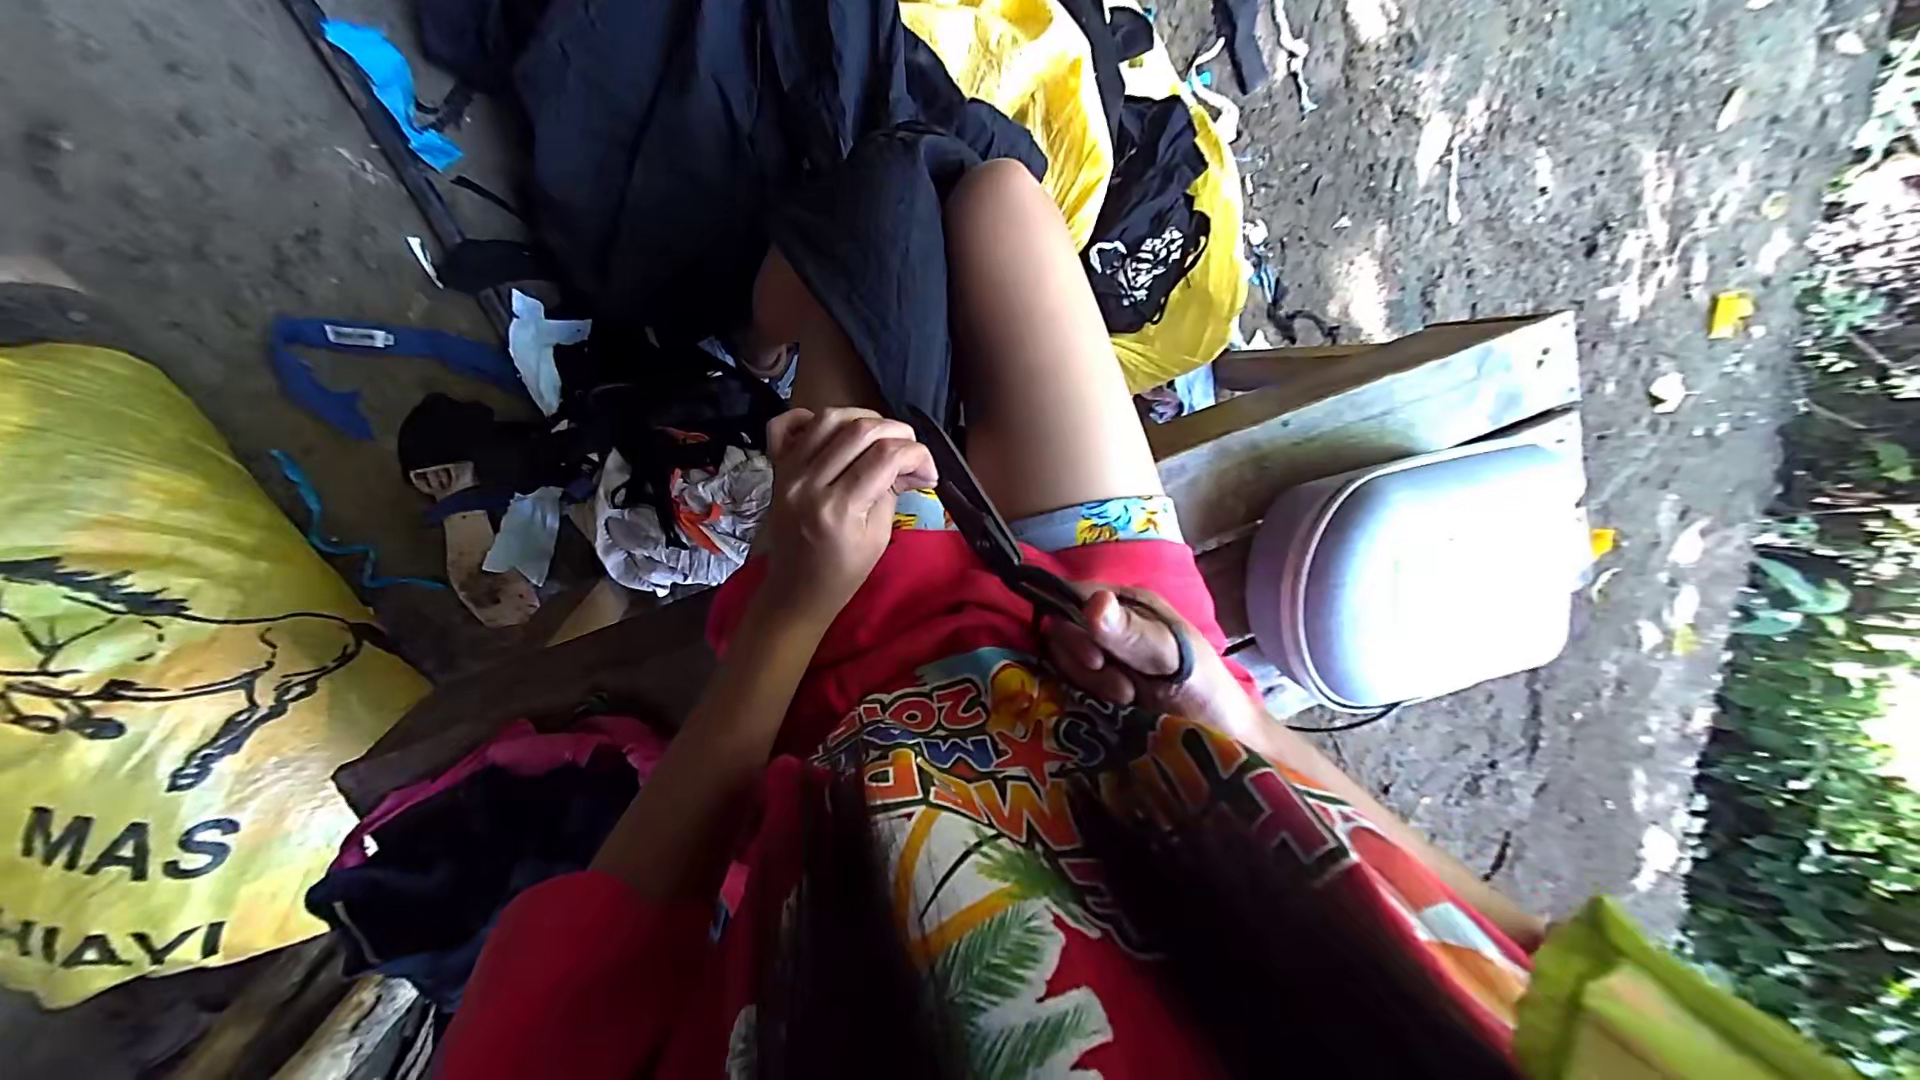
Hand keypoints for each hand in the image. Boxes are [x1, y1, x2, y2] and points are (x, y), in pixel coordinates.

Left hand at [762, 407, 935, 619]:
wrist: (796, 591)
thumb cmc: (843, 573)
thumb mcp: (879, 537)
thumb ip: (892, 491)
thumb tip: (913, 463)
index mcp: (838, 509)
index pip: (886, 456)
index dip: (917, 454)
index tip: (928, 472)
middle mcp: (809, 483)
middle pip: (861, 429)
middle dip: (898, 433)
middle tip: (910, 454)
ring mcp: (788, 472)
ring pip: (829, 417)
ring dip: (864, 418)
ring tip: (881, 438)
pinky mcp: (776, 467)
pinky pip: (786, 423)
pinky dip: (811, 418)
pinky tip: (833, 432)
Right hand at [1042, 585, 1262, 741]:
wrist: (1222, 743)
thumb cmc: (1204, 690)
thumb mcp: (1170, 657)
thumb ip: (1131, 632)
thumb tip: (1094, 602)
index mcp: (1125, 603)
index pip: (1070, 597)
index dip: (1071, 627)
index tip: (1095, 660)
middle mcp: (1106, 625)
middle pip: (1061, 632)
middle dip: (1083, 664)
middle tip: (1123, 689)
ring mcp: (1098, 656)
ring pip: (1062, 662)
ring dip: (1089, 685)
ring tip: (1127, 700)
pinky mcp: (1091, 687)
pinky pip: (1065, 685)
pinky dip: (1083, 699)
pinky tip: (1109, 711)